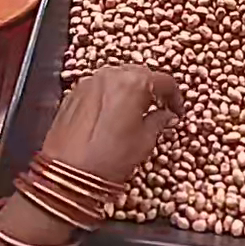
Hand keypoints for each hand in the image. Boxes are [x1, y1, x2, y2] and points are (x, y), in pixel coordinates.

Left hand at [41, 65, 183, 183]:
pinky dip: (111, 95)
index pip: (164, 81)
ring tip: (136, 111)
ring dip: (130, 90)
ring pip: (118, 78)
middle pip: (140, 74)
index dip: (175, 97)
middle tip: (160, 108)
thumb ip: (159, 121)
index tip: (177, 110)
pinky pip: (100, 87)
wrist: (67, 171)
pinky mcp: (74, 92)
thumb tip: (166, 115)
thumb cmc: (109, 157)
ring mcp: (90, 82)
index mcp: (134, 82)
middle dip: (152, 89)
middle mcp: (111, 75)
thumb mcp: (144, 141)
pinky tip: (113, 114)